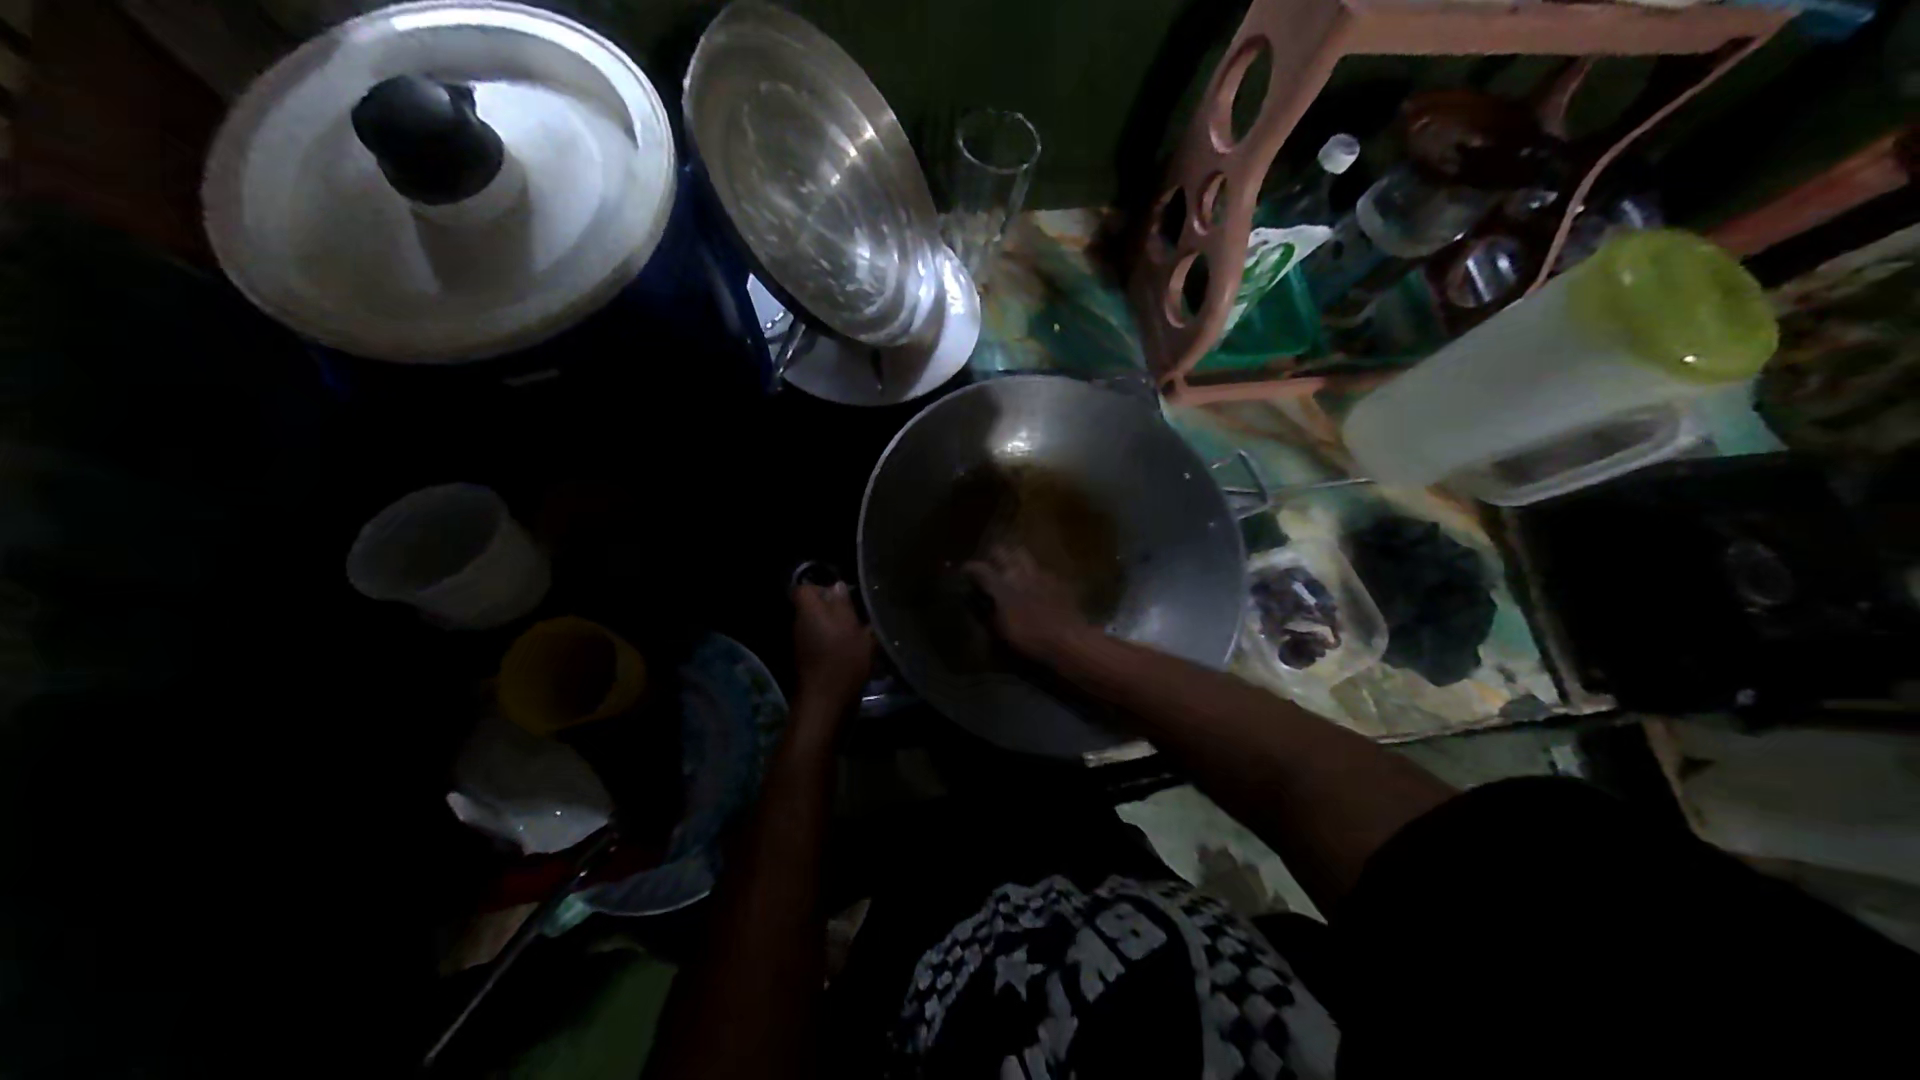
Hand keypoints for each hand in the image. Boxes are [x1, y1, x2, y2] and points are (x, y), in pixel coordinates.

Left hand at [792, 581, 873, 711]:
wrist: (827, 700)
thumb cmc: (842, 658)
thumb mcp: (852, 626)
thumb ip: (843, 603)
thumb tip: (836, 586)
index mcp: (809, 611)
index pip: (804, 589)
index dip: (821, 588)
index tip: (842, 596)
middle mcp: (800, 625)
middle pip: (813, 608)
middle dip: (834, 609)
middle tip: (857, 616)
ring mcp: (803, 644)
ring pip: (819, 626)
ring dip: (837, 628)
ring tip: (859, 634)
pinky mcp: (810, 661)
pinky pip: (822, 643)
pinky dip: (835, 644)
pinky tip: (854, 652)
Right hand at [964, 544, 1095, 661]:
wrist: (1068, 638)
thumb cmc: (1029, 637)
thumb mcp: (1001, 630)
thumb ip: (988, 612)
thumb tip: (983, 601)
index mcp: (1001, 585)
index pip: (979, 568)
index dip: (969, 568)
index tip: (965, 571)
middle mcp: (1018, 573)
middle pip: (1002, 551)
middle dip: (994, 556)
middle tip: (992, 566)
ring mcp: (1039, 573)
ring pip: (1022, 555)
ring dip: (1014, 559)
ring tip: (1014, 570)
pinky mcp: (1056, 579)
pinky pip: (1040, 570)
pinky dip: (1034, 574)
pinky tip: (1036, 585)